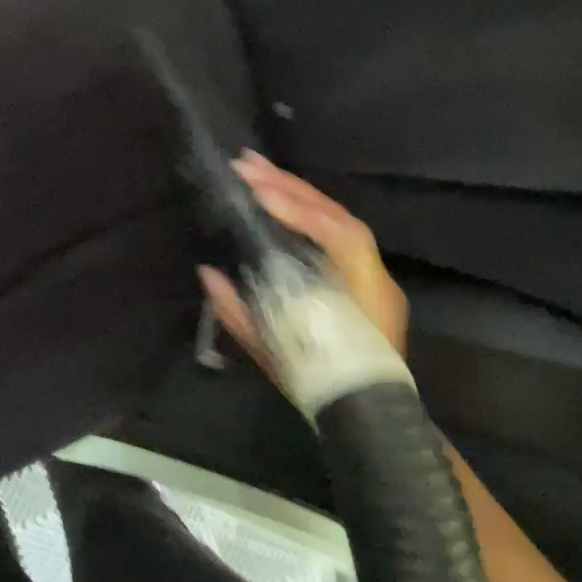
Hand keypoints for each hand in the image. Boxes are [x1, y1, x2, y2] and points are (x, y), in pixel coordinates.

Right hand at [199, 151, 408, 377]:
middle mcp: (374, 276)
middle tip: (247, 163)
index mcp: (362, 293)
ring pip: (337, 219)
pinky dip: (307, 209)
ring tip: (258, 169)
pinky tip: (280, 197)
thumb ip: (240, 312)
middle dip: (290, 186)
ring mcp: (373, 275)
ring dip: (297, 191)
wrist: (370, 418)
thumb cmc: (321, 384)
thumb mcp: (274, 352)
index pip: (340, 237)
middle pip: (337, 216)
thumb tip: (206, 272)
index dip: (302, 210)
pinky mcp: (364, 277)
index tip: (262, 194)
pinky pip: (336, 232)